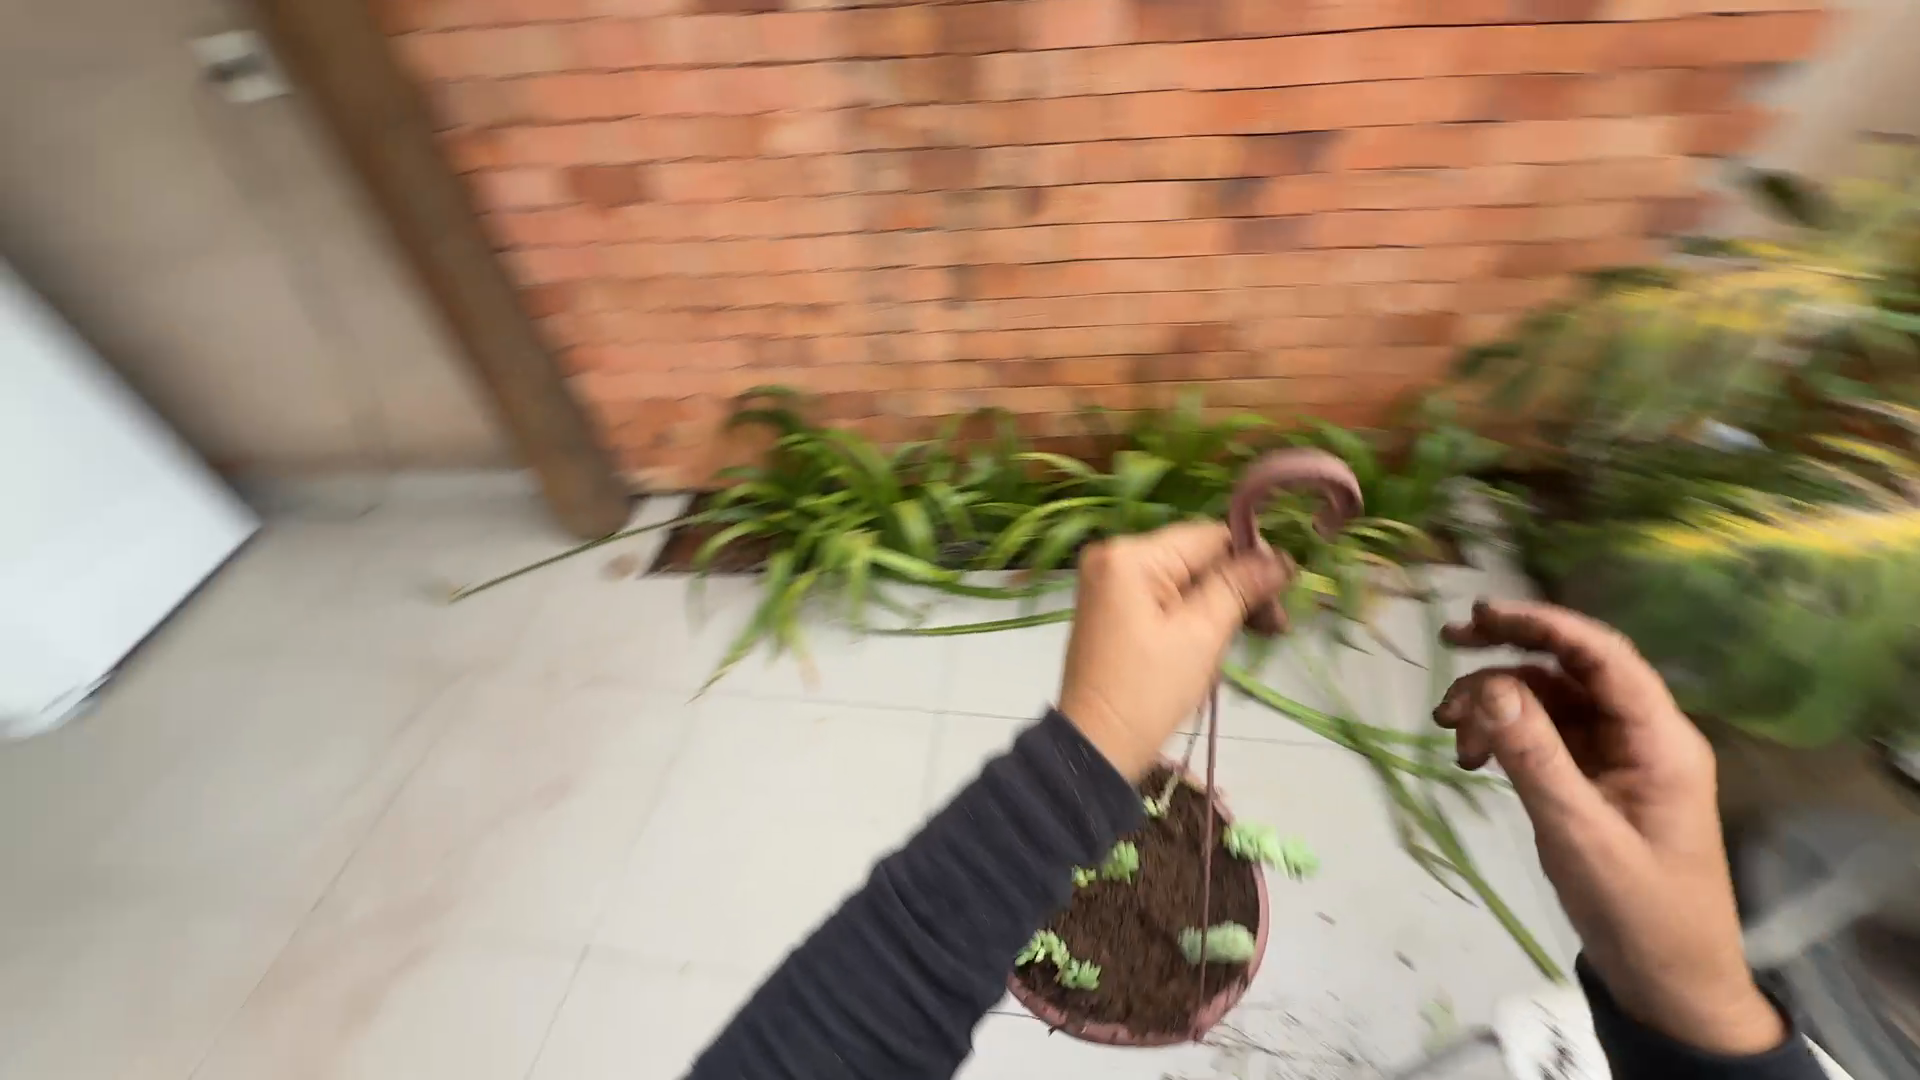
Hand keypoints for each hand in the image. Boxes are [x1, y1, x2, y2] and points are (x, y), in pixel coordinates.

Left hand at [1058, 522, 1282, 780]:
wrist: (1097, 743)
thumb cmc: (1148, 691)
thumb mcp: (1202, 634)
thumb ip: (1240, 586)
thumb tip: (1280, 556)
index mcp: (1129, 555)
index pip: (1208, 536)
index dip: (1252, 558)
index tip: (1285, 592)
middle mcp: (1112, 556)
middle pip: (1196, 556)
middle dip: (1239, 586)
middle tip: (1276, 626)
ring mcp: (1109, 581)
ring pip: (1184, 577)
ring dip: (1222, 602)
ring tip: (1260, 634)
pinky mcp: (1112, 606)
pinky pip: (1164, 595)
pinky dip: (1194, 612)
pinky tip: (1222, 636)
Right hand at [1435, 601, 1785, 1056]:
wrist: (1664, 975)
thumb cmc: (1636, 906)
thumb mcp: (1579, 831)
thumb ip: (1534, 755)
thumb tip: (1487, 687)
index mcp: (1657, 739)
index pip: (1602, 656)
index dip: (1544, 623)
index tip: (1480, 614)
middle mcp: (1634, 733)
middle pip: (1567, 665)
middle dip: (1506, 649)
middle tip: (1447, 642)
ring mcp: (1607, 751)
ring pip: (1540, 696)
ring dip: (1489, 702)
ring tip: (1449, 731)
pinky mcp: (1583, 771)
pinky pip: (1532, 730)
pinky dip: (1495, 733)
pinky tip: (1469, 758)